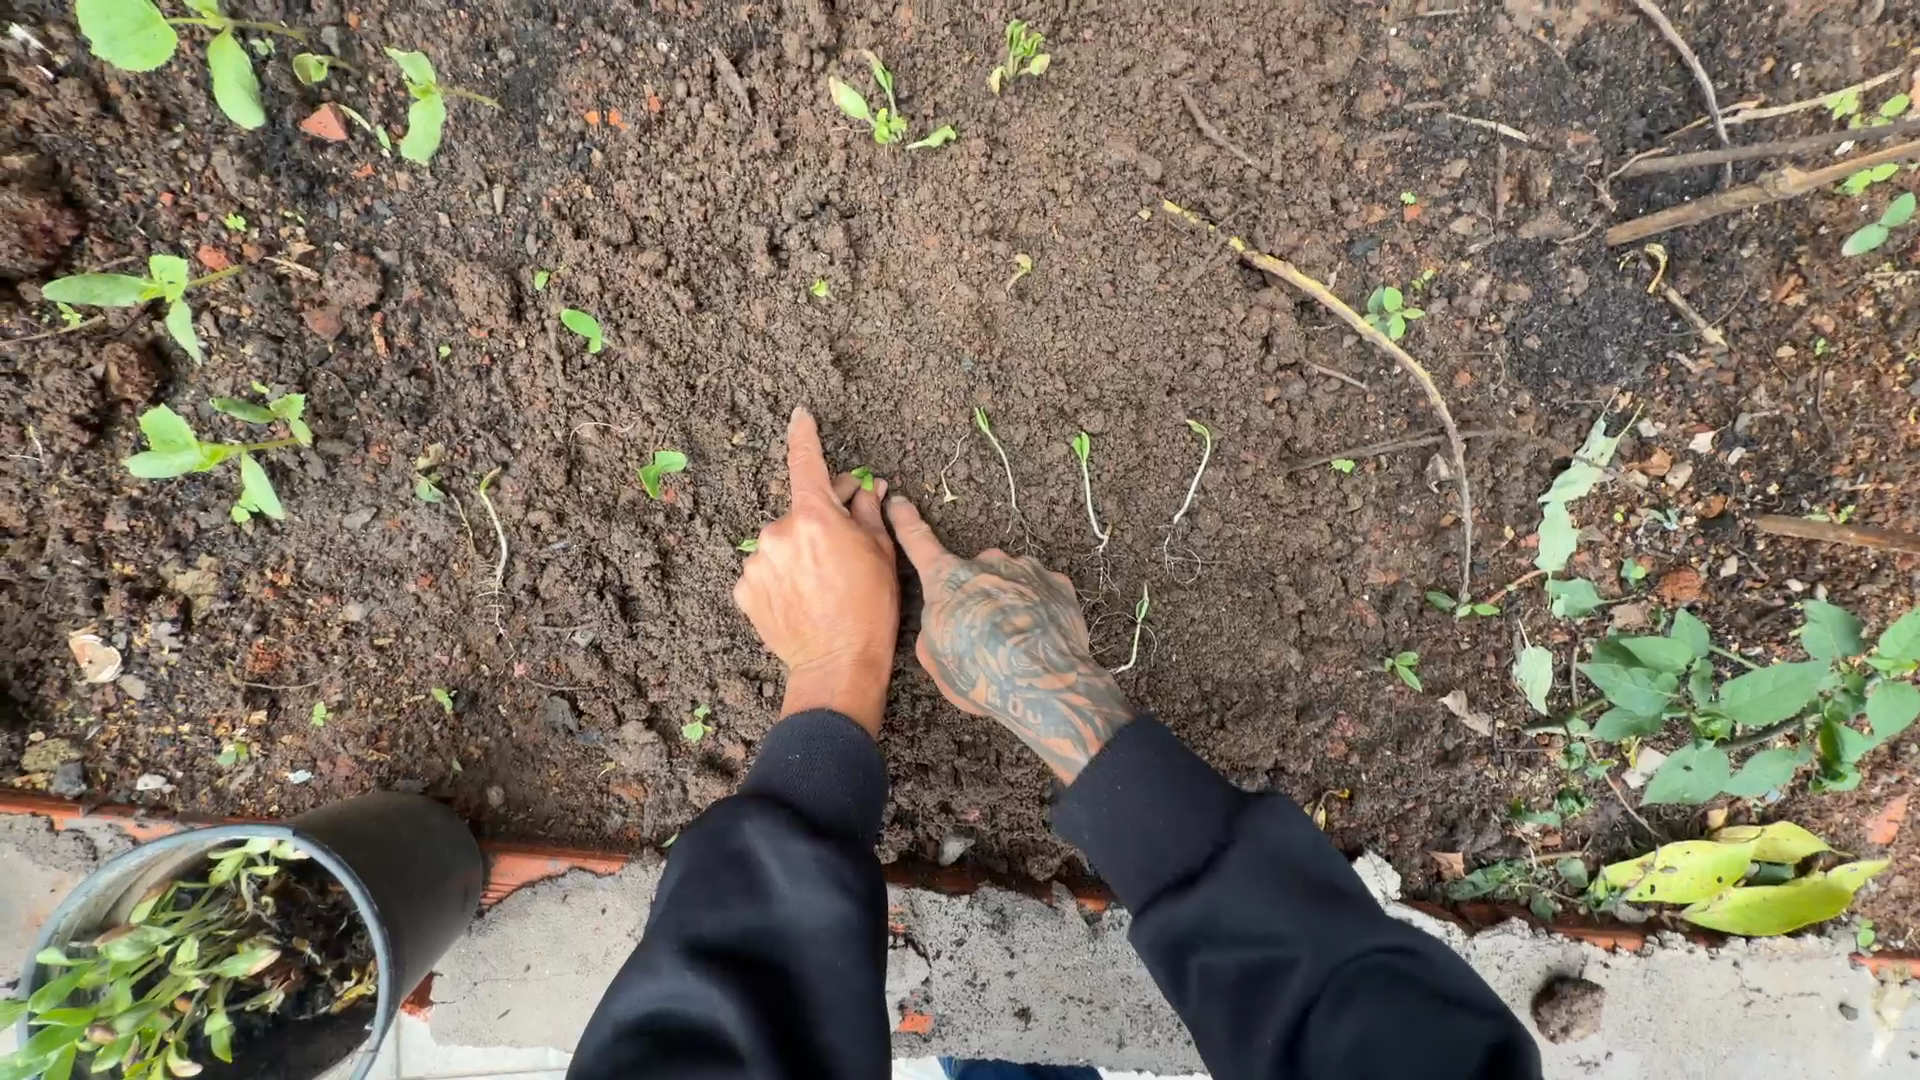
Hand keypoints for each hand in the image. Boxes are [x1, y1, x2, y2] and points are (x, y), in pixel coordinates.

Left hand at [734, 408, 897, 737]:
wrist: (838, 665)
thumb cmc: (870, 609)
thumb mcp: (881, 553)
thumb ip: (869, 512)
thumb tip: (867, 486)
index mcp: (815, 517)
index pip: (807, 462)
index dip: (804, 435)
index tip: (800, 416)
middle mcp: (778, 532)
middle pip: (800, 510)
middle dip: (822, 517)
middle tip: (845, 545)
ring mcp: (757, 562)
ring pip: (782, 542)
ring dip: (800, 551)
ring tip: (823, 584)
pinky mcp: (744, 589)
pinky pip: (766, 570)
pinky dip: (782, 576)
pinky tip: (802, 598)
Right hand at [885, 497, 1133, 782]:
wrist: (1042, 685)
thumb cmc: (979, 674)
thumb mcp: (934, 658)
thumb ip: (933, 628)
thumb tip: (945, 620)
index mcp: (947, 579)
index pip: (918, 541)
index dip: (905, 521)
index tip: (899, 501)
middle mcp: (985, 562)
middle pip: (973, 573)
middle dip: (975, 596)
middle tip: (984, 635)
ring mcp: (1024, 568)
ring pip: (1009, 580)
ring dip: (1008, 601)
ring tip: (1016, 642)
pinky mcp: (1057, 582)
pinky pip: (1040, 589)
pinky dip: (1037, 607)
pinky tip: (1039, 636)